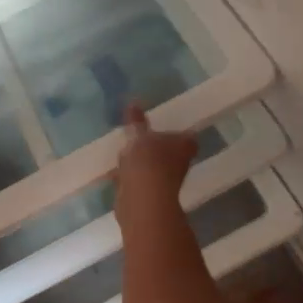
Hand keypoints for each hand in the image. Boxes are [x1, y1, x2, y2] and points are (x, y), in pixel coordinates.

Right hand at [115, 104, 196, 225]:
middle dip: (155, 149)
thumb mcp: (139, 136)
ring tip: (123, 155)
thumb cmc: (148, 161)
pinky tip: (116, 174)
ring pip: (153, 167)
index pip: (186, 138)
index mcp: (184, 145)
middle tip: (138, 140)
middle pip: (169, 153)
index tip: (160, 130)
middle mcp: (180, 164)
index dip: (176, 135)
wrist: (143, 199)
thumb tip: (132, 103)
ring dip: (140, 163)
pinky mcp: (150, 195)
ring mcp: (166, 181)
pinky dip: (130, 177)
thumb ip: (136, 122)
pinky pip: (139, 181)